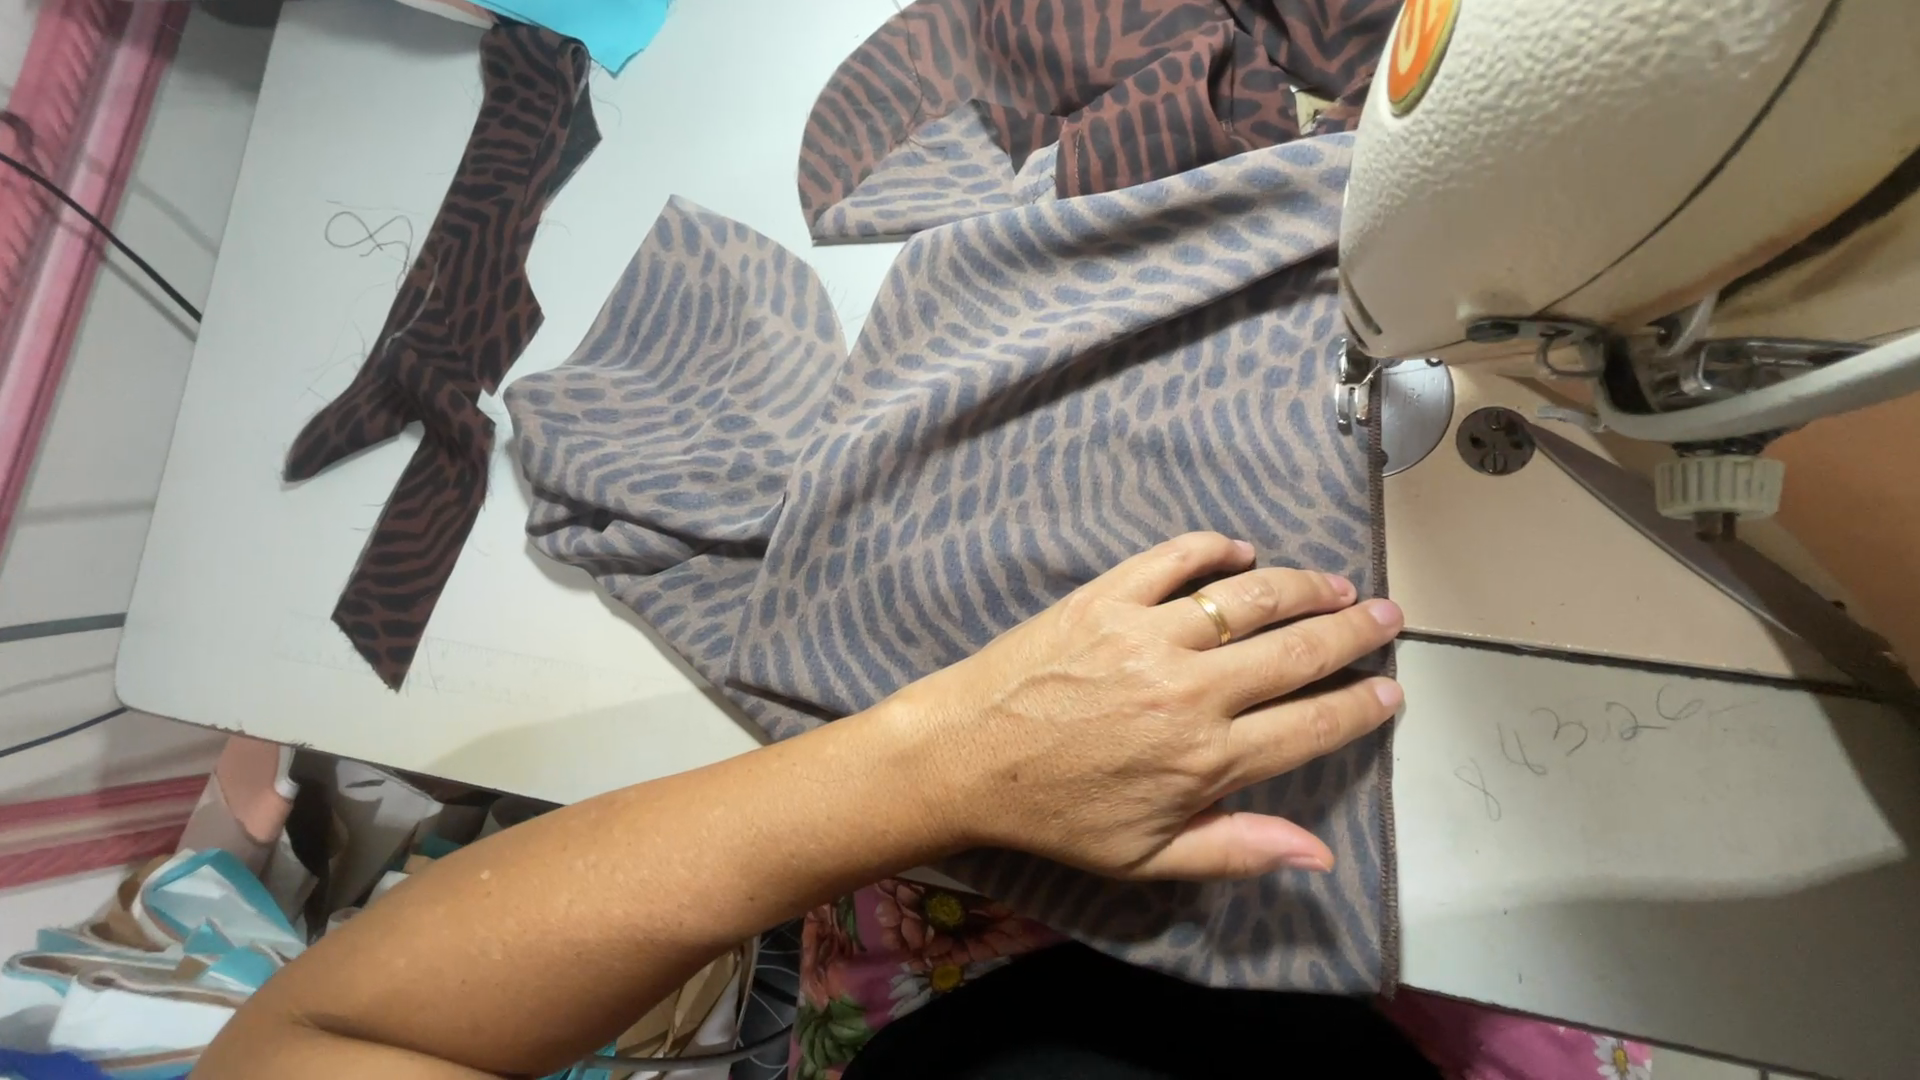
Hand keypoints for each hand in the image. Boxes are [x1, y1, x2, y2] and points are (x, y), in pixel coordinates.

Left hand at [884, 532, 1402, 881]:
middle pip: (1297, 650)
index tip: (1390, 688)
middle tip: (1386, 617)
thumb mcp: (1144, 857)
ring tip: (1334, 586)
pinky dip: (1213, 548)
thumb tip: (1319, 855)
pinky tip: (1239, 551)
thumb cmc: (1054, 812)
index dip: (1362, 705)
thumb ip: (1235, 849)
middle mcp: (1189, 689)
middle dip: (1355, 632)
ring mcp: (1145, 634)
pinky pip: (1172, 558)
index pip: (1312, 724)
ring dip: (1303, 587)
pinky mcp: (1104, 598)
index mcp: (1205, 757)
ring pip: (1249, 598)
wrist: (966, 755)